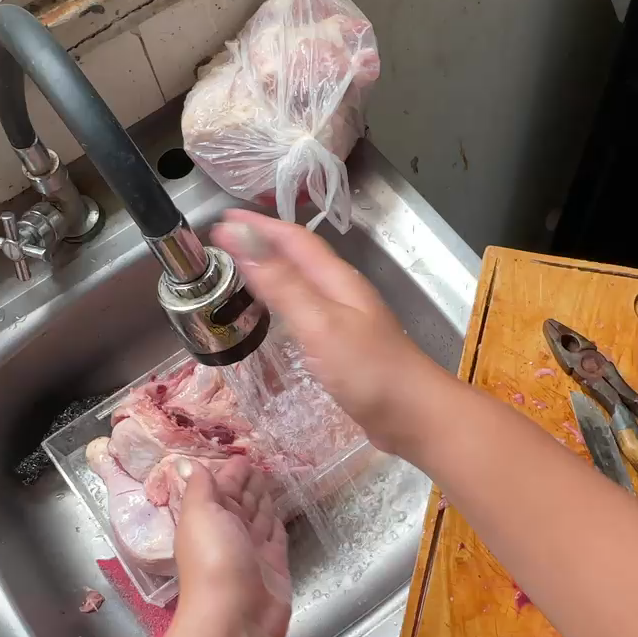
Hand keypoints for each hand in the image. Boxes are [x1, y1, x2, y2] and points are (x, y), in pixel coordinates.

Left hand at [171, 456, 290, 636]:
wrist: (235, 615)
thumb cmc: (214, 559)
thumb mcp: (200, 514)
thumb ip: (199, 488)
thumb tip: (189, 464)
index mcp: (206, 518)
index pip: (219, 488)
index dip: (229, 472)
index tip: (242, 455)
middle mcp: (228, 532)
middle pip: (240, 501)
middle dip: (248, 482)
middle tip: (261, 462)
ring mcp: (252, 548)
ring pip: (259, 515)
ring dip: (263, 497)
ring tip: (272, 478)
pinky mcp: (274, 563)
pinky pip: (276, 534)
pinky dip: (277, 520)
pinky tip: (280, 508)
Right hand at [209, 210, 449, 454]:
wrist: (414, 416)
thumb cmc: (370, 370)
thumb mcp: (320, 323)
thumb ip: (282, 285)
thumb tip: (243, 240)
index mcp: (337, 280)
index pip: (294, 240)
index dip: (259, 226)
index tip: (222, 219)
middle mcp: (342, 294)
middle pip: (299, 259)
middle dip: (263, 245)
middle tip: (225, 246)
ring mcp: (346, 322)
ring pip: (304, 286)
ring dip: (274, 274)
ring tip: (242, 275)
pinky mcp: (345, 349)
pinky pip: (308, 315)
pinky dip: (285, 307)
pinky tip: (277, 321)